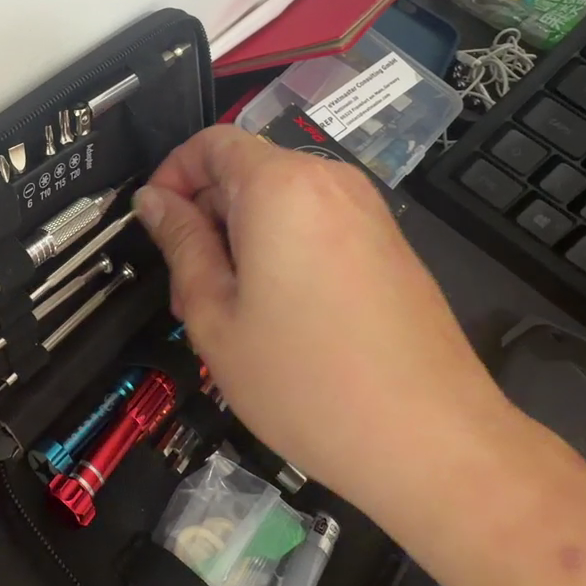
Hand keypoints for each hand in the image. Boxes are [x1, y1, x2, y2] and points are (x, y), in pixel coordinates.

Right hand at [134, 126, 510, 509]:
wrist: (433, 443)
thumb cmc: (306, 381)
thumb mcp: (215, 314)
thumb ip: (181, 244)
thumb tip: (153, 200)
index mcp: (280, 187)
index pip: (211, 143)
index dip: (171, 174)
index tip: (153, 226)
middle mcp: (328, 182)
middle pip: (245, 172)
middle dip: (203, 218)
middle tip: (185, 292)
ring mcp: (366, 212)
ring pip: (278, 203)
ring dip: (239, 240)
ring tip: (228, 313)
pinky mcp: (388, 244)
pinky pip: (315, 225)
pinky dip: (280, 251)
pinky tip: (275, 316)